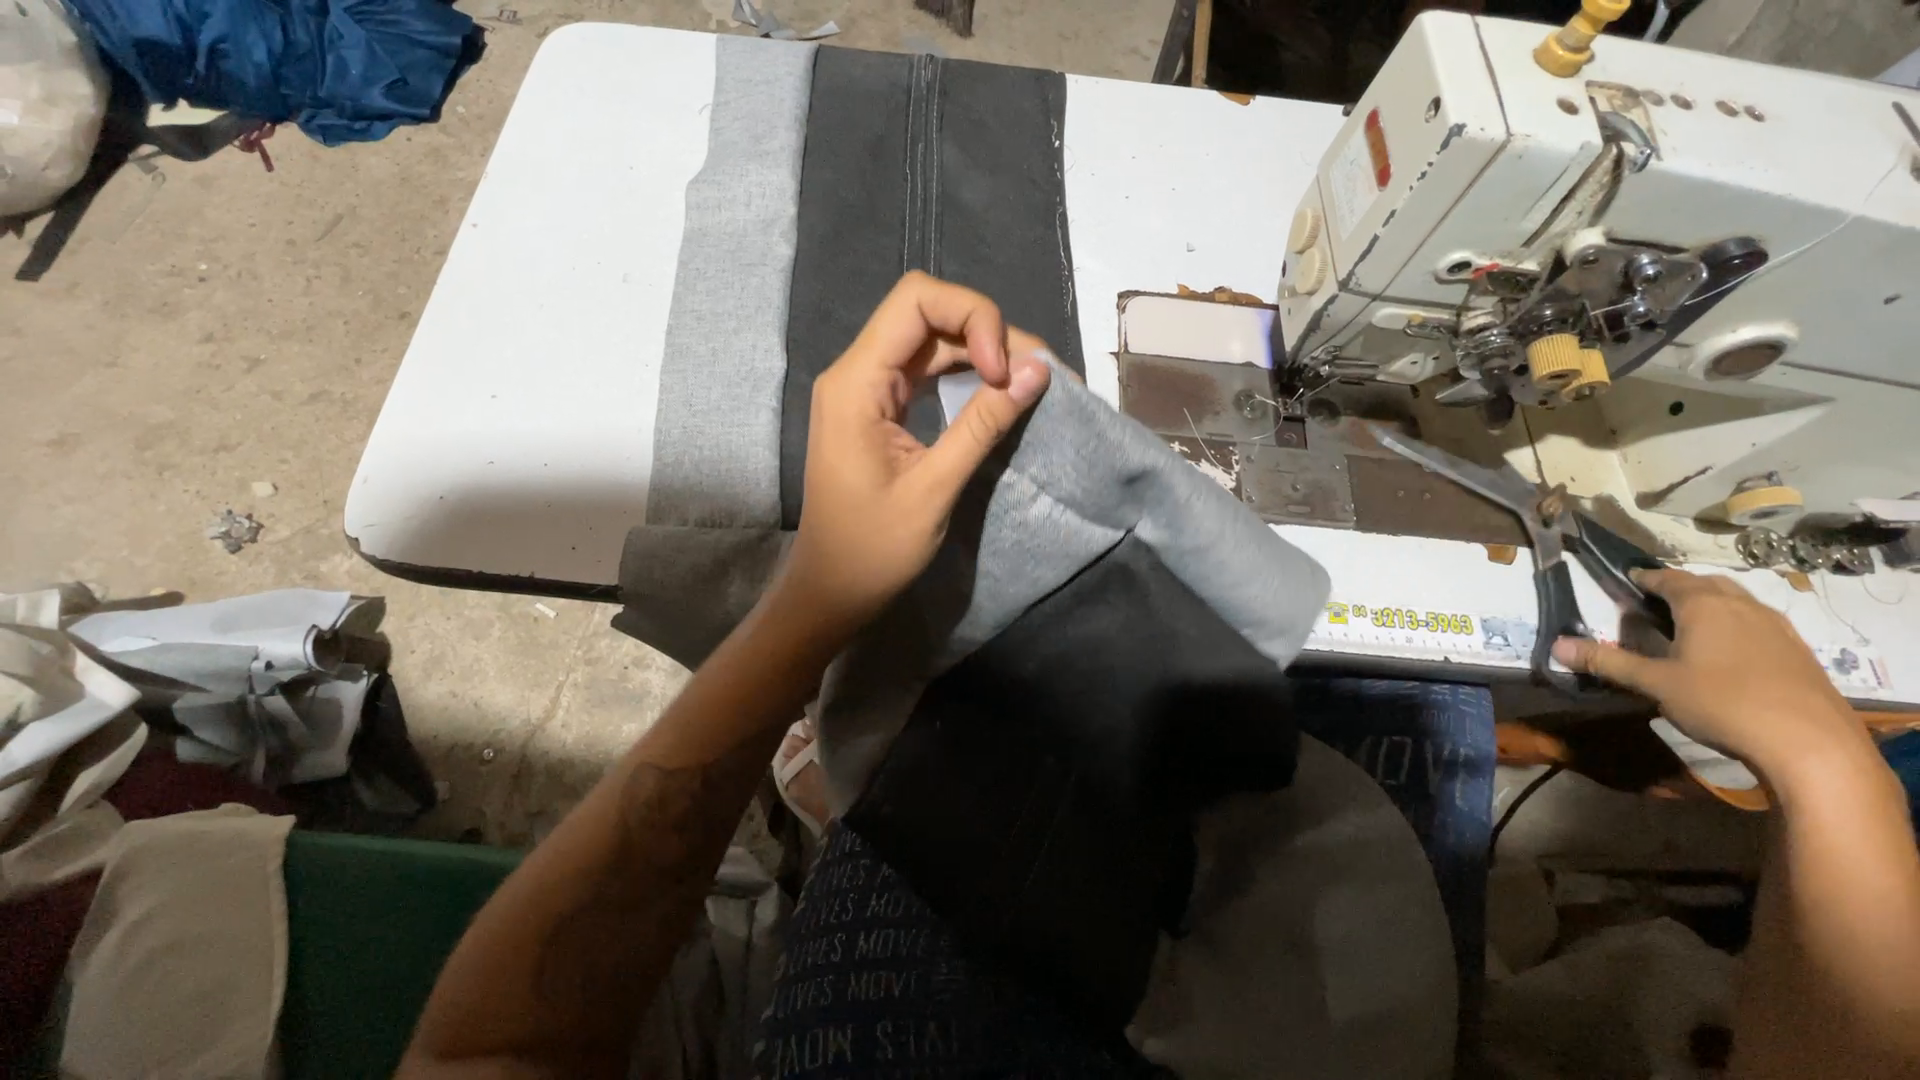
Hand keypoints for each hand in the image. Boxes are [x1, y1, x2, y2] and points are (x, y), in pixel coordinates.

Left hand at [771, 272, 1052, 640]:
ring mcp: (867, 389)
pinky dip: (966, 373)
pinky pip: (926, 370)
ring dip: (983, 351)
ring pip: (932, 339)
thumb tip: (1039, 370)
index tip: (1005, 371)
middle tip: (1037, 376)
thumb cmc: (873, 549)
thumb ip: (983, 424)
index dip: (973, 317)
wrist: (831, 590)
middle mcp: (857, 372)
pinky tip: (999, 390)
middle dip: (988, 332)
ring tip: (1030, 381)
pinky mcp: (880, 408)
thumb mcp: (934, 488)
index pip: (916, 301)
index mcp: (855, 383)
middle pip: (928, 314)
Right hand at [1552, 569, 1867, 775]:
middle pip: (1707, 583)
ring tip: (1690, 622)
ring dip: (1711, 603)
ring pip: (1738, 601)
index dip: (1646, 577)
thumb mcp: (1654, 684)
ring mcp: (1777, 627)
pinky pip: (1758, 622)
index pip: (1669, 579)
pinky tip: (1729, 650)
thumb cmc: (1721, 703)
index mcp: (1704, 606)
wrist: (1811, 743)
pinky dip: (1736, 623)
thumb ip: (1607, 662)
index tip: (1628, 579)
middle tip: (1655, 600)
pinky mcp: (1797, 651)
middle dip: (1680, 586)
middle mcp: (1743, 606)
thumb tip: (1556, 646)